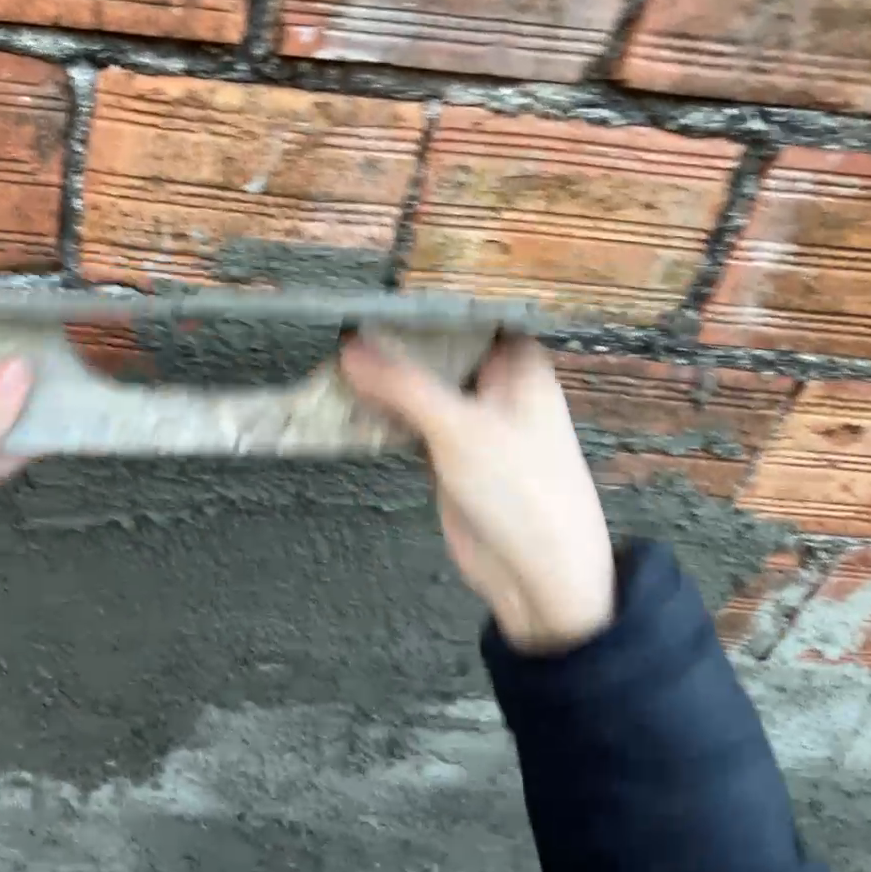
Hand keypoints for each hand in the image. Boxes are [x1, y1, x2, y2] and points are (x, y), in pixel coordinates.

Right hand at [341, 334, 614, 654]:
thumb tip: (349, 348)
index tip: (373, 295)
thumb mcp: (460, 428)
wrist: (537, 576)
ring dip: (381, 381)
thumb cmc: (522, 491)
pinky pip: (408, 422)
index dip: (422, 307)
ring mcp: (469, 421)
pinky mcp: (447, 453)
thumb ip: (403, 385)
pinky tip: (347, 402)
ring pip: (418, 388)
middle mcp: (493, 387)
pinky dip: (381, 414)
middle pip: (436, 353)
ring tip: (333, 360)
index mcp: (516, 366)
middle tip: (340, 326)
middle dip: (391, 344)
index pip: (465, 318)